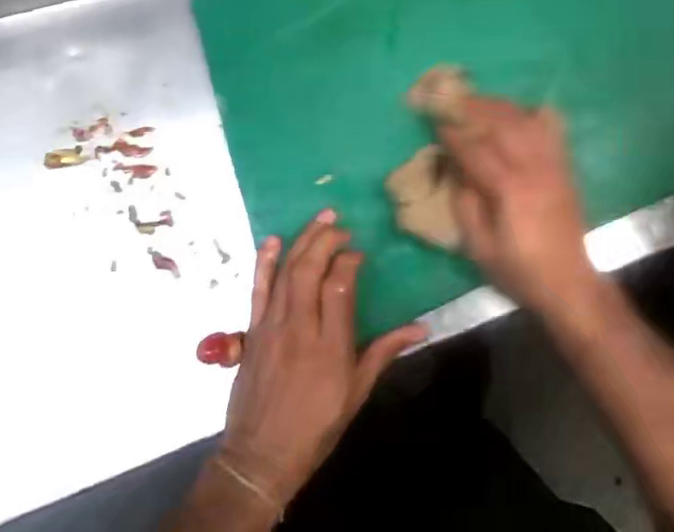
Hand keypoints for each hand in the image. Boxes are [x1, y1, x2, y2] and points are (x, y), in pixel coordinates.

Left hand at [218, 210, 427, 511]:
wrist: (259, 457)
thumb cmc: (316, 426)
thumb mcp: (357, 392)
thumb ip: (385, 351)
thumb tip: (421, 327)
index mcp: (330, 347)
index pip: (339, 287)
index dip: (349, 261)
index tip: (359, 252)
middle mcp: (300, 330)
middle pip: (310, 270)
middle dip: (326, 240)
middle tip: (341, 225)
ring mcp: (272, 328)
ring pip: (285, 272)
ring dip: (302, 240)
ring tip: (320, 217)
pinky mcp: (252, 331)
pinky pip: (257, 289)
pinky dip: (264, 262)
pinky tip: (272, 240)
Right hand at [434, 95, 602, 317]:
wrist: (569, 283)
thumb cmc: (519, 270)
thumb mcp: (479, 247)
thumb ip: (464, 204)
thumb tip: (454, 169)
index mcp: (510, 189)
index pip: (476, 149)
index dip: (453, 133)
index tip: (434, 121)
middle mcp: (533, 168)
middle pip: (502, 123)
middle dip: (473, 108)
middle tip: (451, 100)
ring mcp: (552, 164)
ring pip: (524, 120)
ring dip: (498, 106)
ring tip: (476, 101)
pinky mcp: (564, 167)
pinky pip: (550, 128)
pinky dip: (532, 114)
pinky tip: (518, 110)